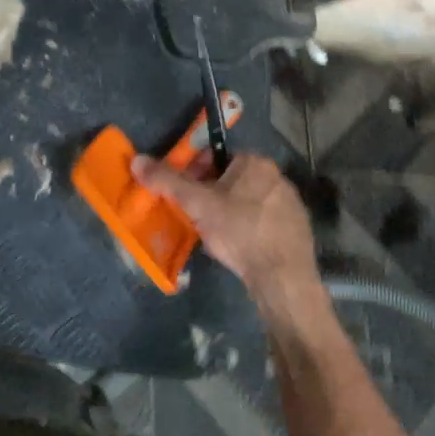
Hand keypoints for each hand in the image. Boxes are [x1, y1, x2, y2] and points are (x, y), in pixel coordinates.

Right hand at [131, 153, 318, 308]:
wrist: (282, 278)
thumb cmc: (239, 230)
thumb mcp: (196, 203)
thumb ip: (166, 180)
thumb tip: (137, 160)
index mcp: (255, 163)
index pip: (213, 157)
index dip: (192, 174)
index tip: (184, 196)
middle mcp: (277, 177)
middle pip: (228, 179)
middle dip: (209, 195)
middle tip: (196, 216)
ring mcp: (291, 204)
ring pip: (245, 201)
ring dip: (227, 212)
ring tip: (215, 235)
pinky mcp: (297, 229)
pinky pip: (262, 221)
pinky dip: (247, 228)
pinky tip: (238, 247)